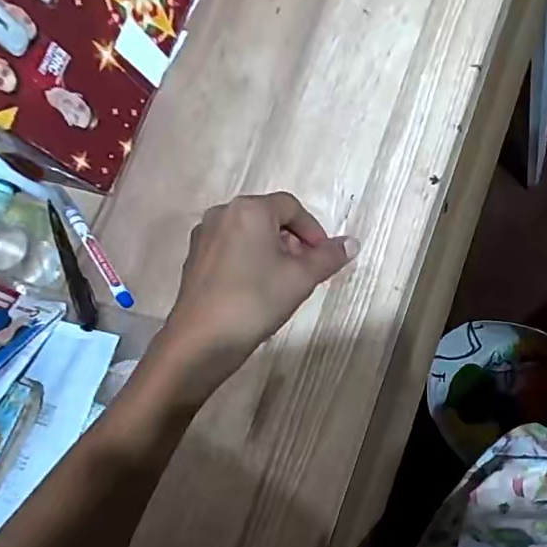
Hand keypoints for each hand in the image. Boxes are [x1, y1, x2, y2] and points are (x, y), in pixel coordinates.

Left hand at [154, 192, 358, 380]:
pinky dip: (250, 262)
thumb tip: (352, 243)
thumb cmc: (257, 301)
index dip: (314, 230)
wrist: (203, 338)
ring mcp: (204, 236)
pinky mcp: (195, 259)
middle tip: (306, 271)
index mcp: (249, 210)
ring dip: (272, 252)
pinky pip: (231, 250)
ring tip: (283, 283)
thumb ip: (329, 257)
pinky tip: (256, 290)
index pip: (291, 207)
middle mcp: (222, 214)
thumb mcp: (302, 278)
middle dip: (293, 241)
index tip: (324, 258)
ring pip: (248, 235)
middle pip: (268, 218)